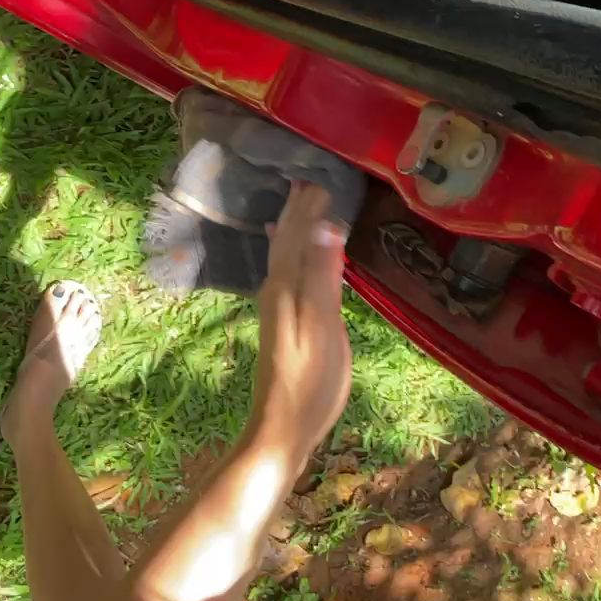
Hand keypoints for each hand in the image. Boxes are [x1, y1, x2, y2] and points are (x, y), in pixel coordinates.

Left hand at [251, 182, 352, 460]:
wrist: (282, 426)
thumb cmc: (311, 380)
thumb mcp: (323, 326)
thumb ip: (323, 275)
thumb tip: (325, 225)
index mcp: (286, 285)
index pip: (298, 233)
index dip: (311, 206)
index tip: (324, 175)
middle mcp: (275, 288)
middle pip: (285, 237)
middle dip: (299, 208)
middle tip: (311, 176)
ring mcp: (275, 303)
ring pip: (282, 250)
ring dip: (291, 224)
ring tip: (298, 198)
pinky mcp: (281, 317)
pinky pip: (283, 267)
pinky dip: (284, 248)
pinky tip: (280, 245)